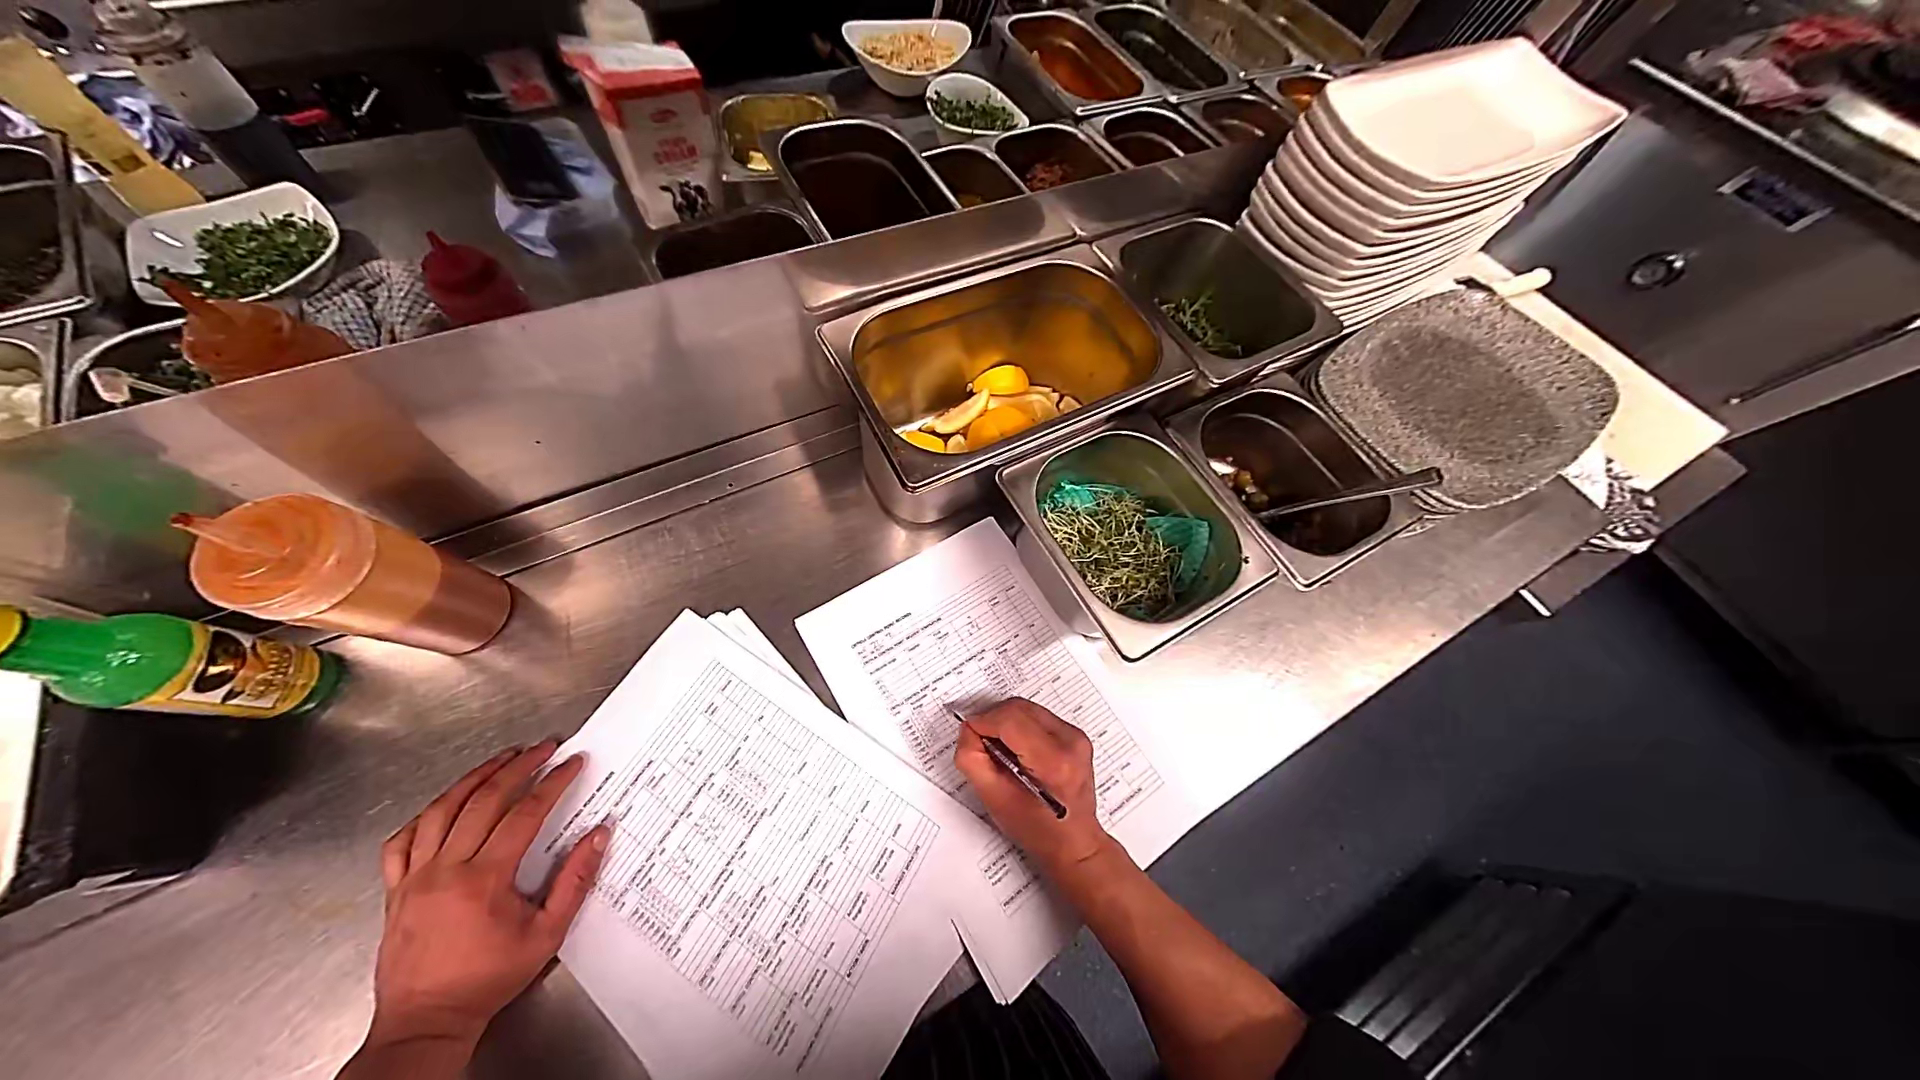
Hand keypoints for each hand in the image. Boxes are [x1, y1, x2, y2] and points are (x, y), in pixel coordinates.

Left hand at [367, 741, 609, 1050]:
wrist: (427, 1021)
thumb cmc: (488, 980)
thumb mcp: (547, 933)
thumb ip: (575, 880)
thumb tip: (598, 835)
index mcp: (484, 880)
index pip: (524, 814)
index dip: (552, 783)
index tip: (571, 764)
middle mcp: (444, 871)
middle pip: (483, 801)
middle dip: (518, 766)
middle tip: (542, 748)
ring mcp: (414, 879)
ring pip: (441, 810)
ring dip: (475, 777)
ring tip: (501, 758)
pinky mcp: (395, 891)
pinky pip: (403, 841)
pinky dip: (426, 814)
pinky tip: (446, 802)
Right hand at [954, 698, 1118, 875]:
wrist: (1073, 842)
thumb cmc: (1039, 830)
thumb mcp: (994, 799)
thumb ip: (973, 760)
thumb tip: (968, 730)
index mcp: (1054, 762)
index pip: (1010, 720)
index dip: (983, 722)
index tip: (970, 735)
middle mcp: (1070, 743)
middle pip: (1018, 708)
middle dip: (993, 720)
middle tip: (982, 745)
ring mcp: (1076, 737)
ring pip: (1026, 708)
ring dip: (1005, 722)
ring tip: (1001, 751)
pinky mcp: (1075, 735)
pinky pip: (1036, 716)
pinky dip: (1019, 726)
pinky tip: (1016, 750)